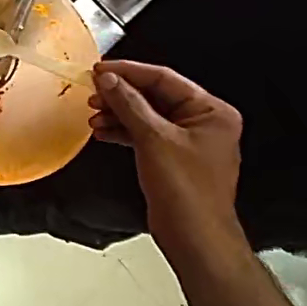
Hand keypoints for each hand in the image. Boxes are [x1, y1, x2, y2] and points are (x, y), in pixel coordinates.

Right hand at [89, 60, 246, 255]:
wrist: (193, 235)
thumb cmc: (189, 193)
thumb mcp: (154, 139)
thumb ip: (129, 105)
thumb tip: (111, 81)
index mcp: (212, 112)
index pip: (164, 79)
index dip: (129, 72)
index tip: (102, 70)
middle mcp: (203, 123)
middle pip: (154, 97)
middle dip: (120, 95)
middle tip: (94, 91)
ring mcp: (187, 142)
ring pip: (146, 116)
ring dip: (118, 114)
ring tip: (94, 114)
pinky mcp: (172, 158)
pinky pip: (144, 134)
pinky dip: (123, 131)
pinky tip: (104, 131)